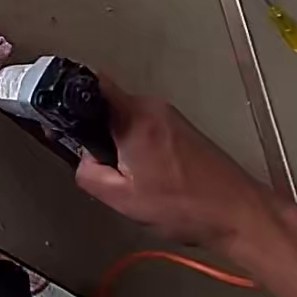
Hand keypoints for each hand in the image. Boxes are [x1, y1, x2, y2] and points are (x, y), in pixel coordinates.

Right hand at [75, 76, 281, 254]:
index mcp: (134, 119)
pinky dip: (138, 145)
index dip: (72, 96)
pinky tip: (149, 174)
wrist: (235, 211)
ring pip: (127, 118)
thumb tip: (83, 161)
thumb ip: (89, 173)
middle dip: (97, 131)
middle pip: (108, 105)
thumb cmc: (187, 206)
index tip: (61, 113)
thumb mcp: (121, 199)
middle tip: (101, 162)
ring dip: (119, 141)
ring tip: (131, 175)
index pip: (93, 85)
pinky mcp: (180, 127)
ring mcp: (169, 116)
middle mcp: (153, 108)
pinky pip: (146, 126)